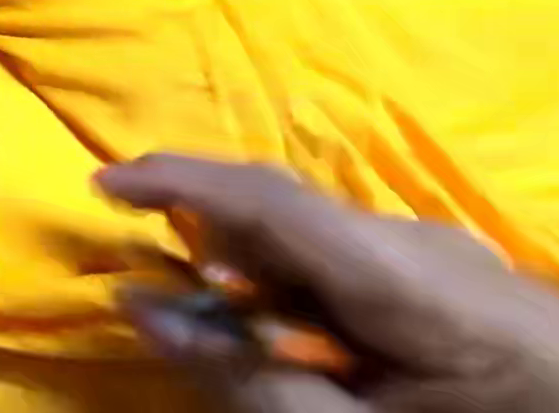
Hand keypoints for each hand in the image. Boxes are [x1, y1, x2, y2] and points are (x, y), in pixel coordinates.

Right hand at [98, 157, 558, 412]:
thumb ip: (238, 377)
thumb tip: (135, 303)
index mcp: (446, 300)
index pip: (286, 206)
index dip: (185, 182)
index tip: (103, 181)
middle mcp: (451, 250)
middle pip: (295, 209)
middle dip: (215, 232)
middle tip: (165, 274)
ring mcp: (455, 250)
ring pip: (313, 223)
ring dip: (255, 260)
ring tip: (237, 317)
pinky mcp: (451, 262)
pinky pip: (342, 243)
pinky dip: (296, 274)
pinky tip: (295, 322)